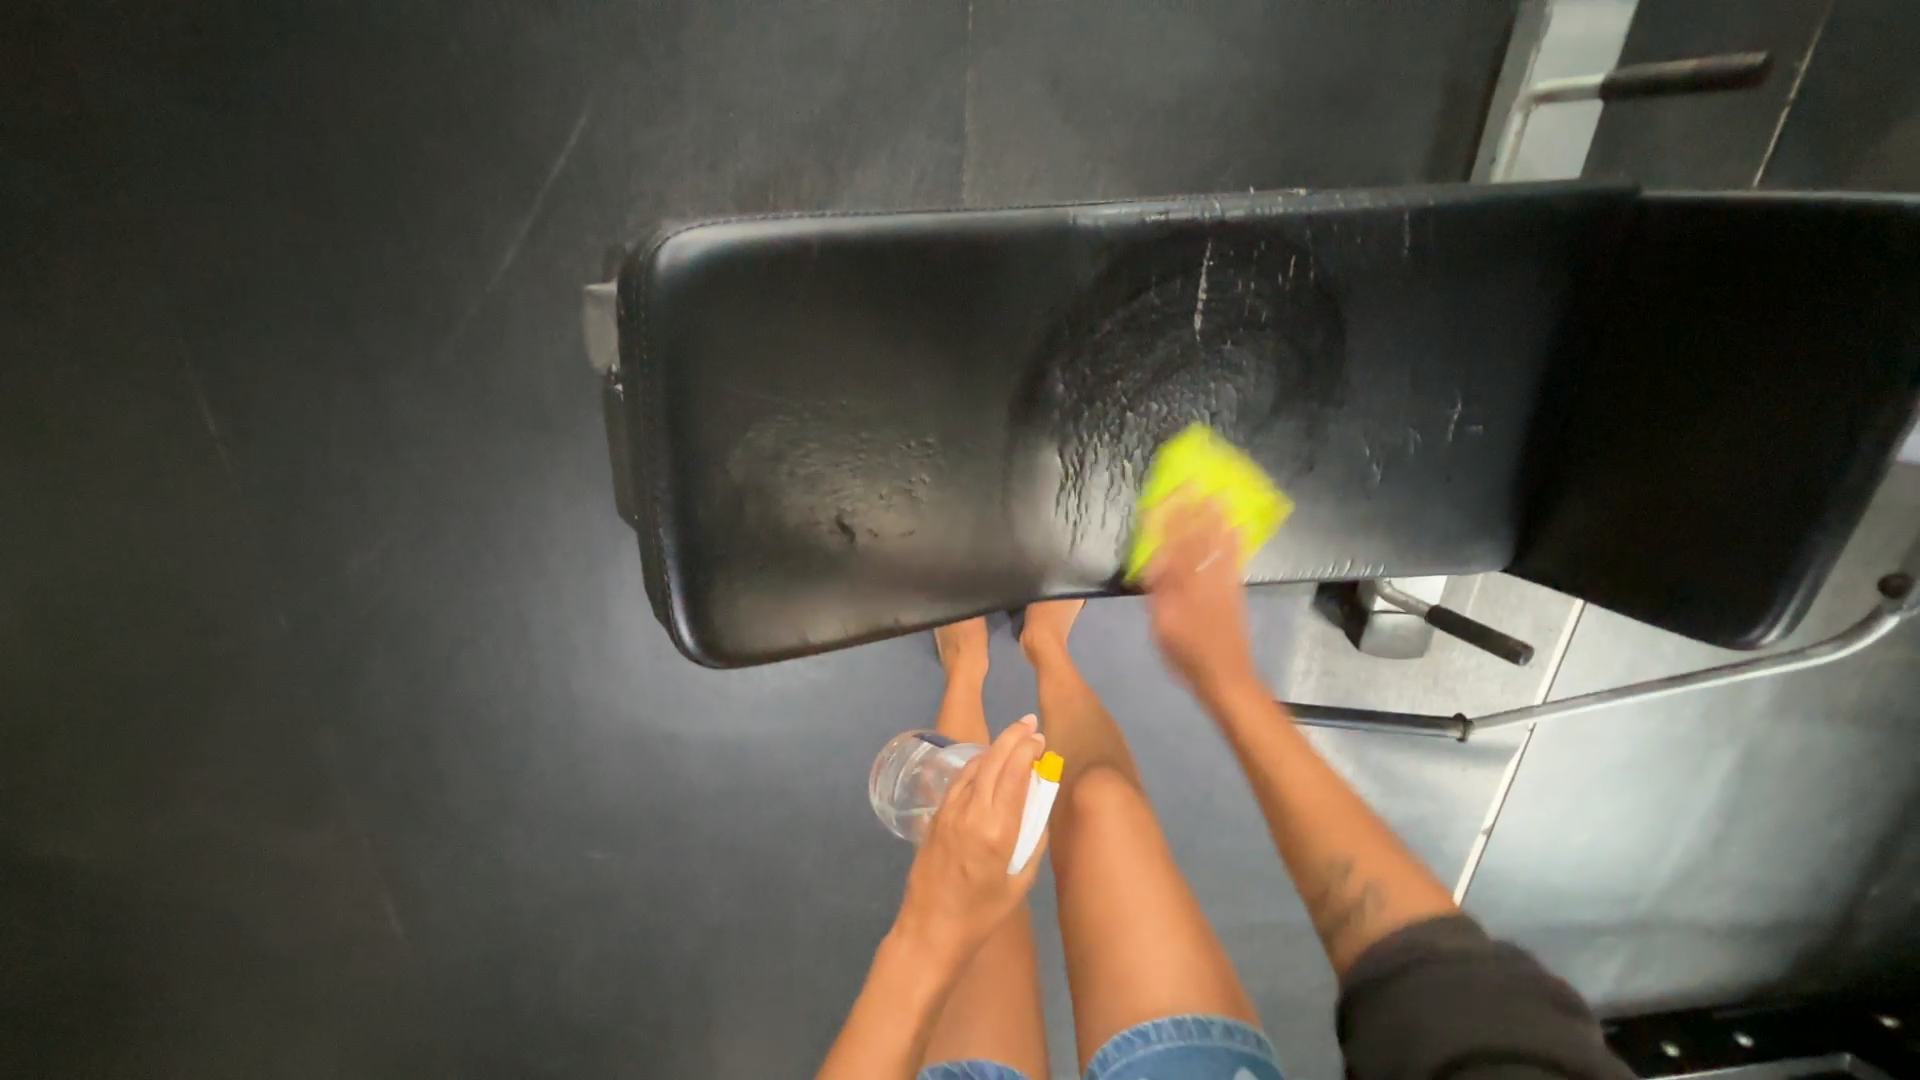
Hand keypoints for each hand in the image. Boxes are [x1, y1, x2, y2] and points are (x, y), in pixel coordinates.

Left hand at [891, 717, 1048, 968]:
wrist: (929, 930)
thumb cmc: (982, 915)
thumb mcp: (1020, 883)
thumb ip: (1033, 841)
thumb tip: (1040, 807)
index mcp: (998, 831)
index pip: (1016, 774)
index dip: (1029, 749)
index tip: (1041, 737)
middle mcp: (972, 813)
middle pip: (994, 760)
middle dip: (1013, 736)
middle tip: (1030, 722)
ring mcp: (950, 811)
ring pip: (975, 766)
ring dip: (995, 747)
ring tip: (1014, 736)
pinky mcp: (936, 815)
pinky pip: (961, 780)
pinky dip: (978, 764)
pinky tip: (988, 762)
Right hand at [1143, 495, 1259, 696]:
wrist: (1225, 675)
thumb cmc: (1186, 654)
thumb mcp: (1161, 625)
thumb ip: (1158, 592)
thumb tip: (1154, 562)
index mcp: (1182, 583)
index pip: (1173, 543)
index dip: (1170, 518)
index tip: (1169, 493)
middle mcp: (1204, 577)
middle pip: (1198, 538)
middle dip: (1196, 511)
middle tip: (1199, 485)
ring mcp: (1222, 583)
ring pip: (1218, 545)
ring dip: (1217, 520)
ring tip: (1219, 497)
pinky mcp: (1234, 592)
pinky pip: (1234, 560)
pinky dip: (1234, 543)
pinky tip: (1236, 532)